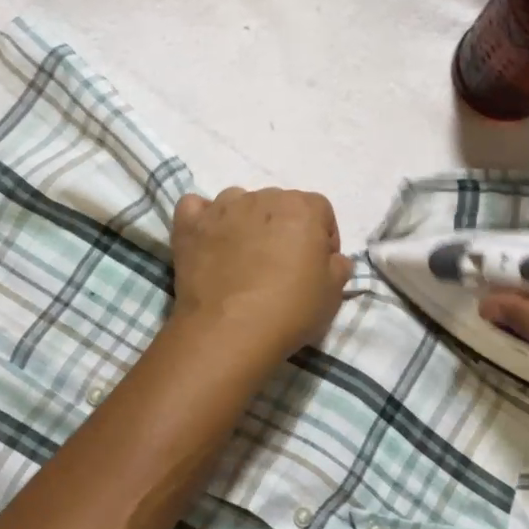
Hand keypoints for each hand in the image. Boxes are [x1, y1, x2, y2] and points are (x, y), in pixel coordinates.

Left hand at [170, 187, 352, 359]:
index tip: (317, 266)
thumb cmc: (290, 310)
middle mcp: (262, 197)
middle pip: (279, 205)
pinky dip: (203, 219)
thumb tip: (332, 259)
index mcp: (303, 207)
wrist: (229, 331)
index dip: (322, 238)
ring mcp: (222, 208)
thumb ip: (338, 266)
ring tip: (243, 258)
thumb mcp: (333, 294)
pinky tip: (208, 241)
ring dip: (245, 222)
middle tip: (281, 267)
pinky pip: (196, 207)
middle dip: (284, 229)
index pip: (320, 211)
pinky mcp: (190, 225)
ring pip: (238, 203)